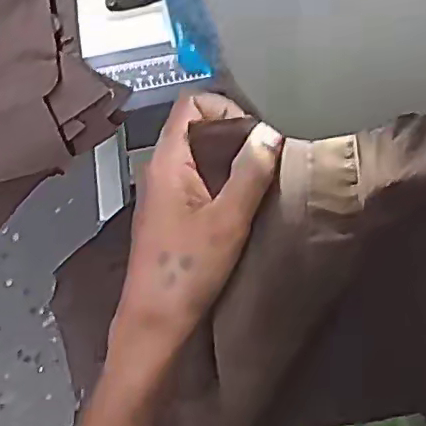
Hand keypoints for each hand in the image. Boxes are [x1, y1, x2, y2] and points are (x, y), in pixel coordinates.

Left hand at [107, 93, 282, 382]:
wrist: (155, 322)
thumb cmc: (186, 271)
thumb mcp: (228, 219)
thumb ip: (250, 172)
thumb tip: (270, 133)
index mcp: (167, 161)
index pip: (192, 103)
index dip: (226, 107)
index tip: (256, 134)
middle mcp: (160, 169)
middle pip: (198, 126)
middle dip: (236, 134)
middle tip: (266, 157)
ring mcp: (164, 192)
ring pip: (201, 155)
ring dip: (232, 160)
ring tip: (261, 180)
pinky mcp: (172, 213)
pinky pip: (200, 179)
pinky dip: (224, 182)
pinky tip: (244, 204)